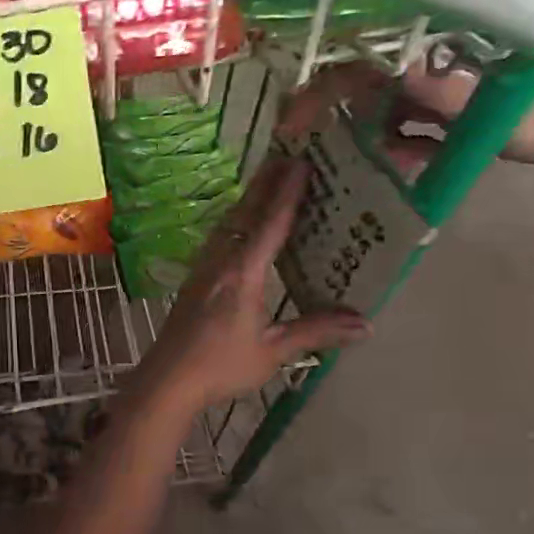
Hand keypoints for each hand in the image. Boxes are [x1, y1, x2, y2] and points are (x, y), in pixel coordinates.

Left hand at [131, 154, 371, 413]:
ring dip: (246, 200)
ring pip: (226, 225)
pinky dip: (233, 222)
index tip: (299, 165)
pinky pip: (217, 240)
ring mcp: (202, 269)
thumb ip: (314, 332)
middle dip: (263, 186)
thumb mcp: (272, 350)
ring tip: (264, 180)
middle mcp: (219, 263)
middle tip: (283, 156)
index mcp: (242, 275)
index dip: (285, 195)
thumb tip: (364, 322)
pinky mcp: (194, 279)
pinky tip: (237, 224)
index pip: (268, 227)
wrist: (168, 376)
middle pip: (243, 216)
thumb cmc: (221, 365)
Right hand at [289, 62, 533, 176]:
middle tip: (315, 147)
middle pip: (364, 88)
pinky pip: (405, 130)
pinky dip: (395, 147)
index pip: (364, 63)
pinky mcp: (447, 117)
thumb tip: (386, 75)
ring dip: (366, 137)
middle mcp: (432, 68)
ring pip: (381, 111)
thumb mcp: (499, 105)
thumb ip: (444, 92)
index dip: (324, 89)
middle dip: (335, 116)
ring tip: (368, 163)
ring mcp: (439, 93)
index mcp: (440, 55)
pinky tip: (399, 164)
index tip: (296, 121)